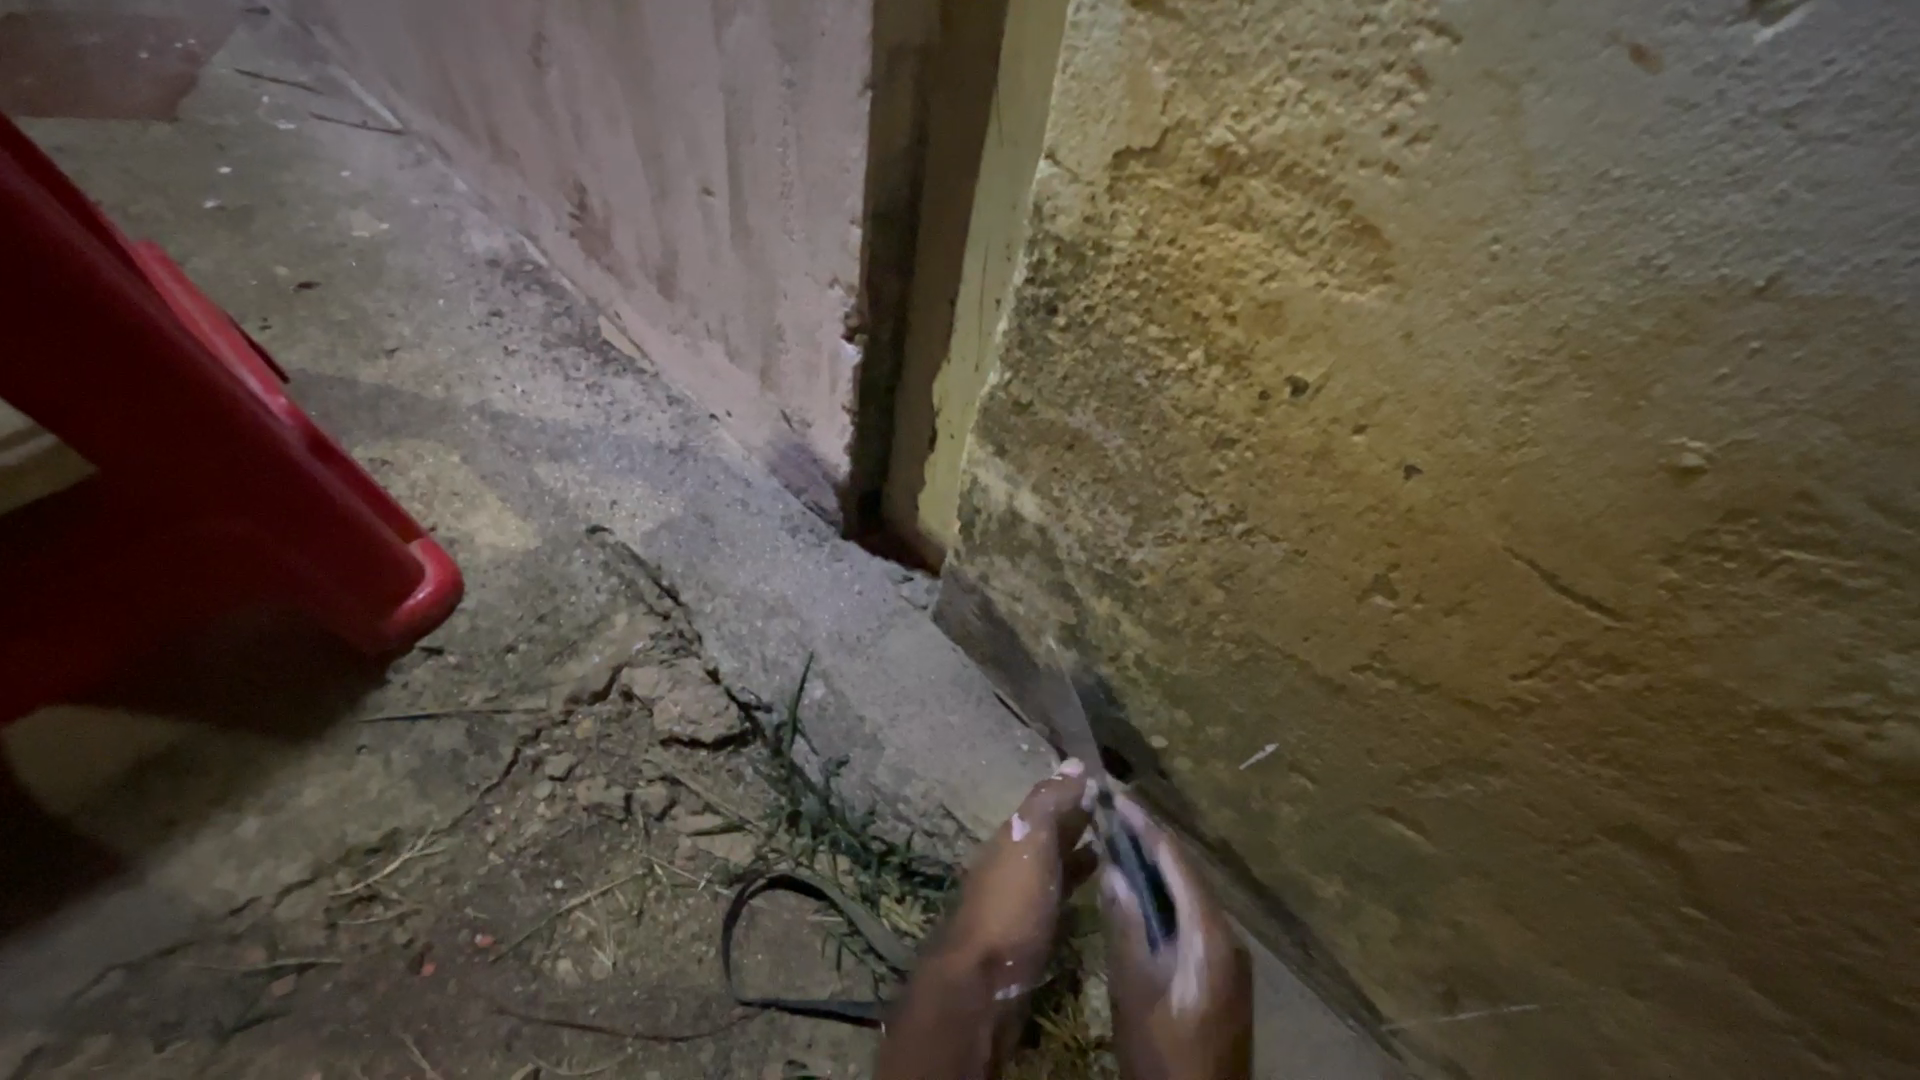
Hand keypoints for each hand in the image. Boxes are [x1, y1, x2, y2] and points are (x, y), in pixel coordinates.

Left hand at [875, 760, 1093, 1079]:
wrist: (982, 985)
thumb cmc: (1010, 906)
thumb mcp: (1029, 843)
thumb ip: (1049, 803)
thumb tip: (1074, 762)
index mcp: (1010, 839)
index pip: (1046, 807)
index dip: (1074, 795)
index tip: (1109, 787)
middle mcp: (1011, 866)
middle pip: (1049, 837)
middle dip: (1079, 824)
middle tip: (1120, 818)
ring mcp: (1019, 903)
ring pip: (1054, 870)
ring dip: (1079, 858)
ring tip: (1116, 851)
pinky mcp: (1030, 937)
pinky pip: (1058, 902)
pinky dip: (1077, 891)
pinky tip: (1096, 895)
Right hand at [1100, 796, 1251, 1079]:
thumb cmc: (1163, 1051)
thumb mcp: (1134, 987)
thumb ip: (1125, 924)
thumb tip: (1113, 869)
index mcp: (1211, 934)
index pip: (1177, 861)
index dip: (1145, 826)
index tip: (1117, 797)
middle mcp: (1229, 936)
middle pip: (1188, 873)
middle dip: (1151, 841)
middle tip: (1114, 813)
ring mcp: (1230, 956)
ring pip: (1191, 894)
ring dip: (1157, 868)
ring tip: (1120, 840)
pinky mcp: (1223, 973)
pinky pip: (1194, 917)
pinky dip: (1166, 897)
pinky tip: (1140, 891)